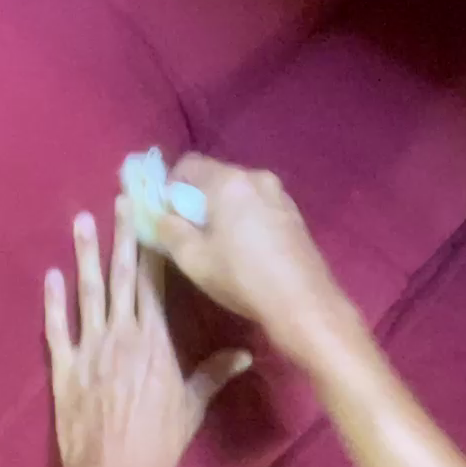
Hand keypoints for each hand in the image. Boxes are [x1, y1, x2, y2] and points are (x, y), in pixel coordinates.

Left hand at [45, 200, 250, 466]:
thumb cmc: (159, 440)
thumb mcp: (192, 404)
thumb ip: (215, 373)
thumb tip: (246, 353)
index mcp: (155, 338)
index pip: (155, 282)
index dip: (152, 247)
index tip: (151, 216)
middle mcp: (123, 332)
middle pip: (123, 275)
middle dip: (122, 235)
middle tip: (118, 199)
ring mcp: (90, 346)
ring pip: (88, 291)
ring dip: (85, 254)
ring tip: (82, 220)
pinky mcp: (64, 365)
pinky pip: (57, 326)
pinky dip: (52, 300)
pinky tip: (51, 274)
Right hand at [155, 154, 349, 343]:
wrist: (303, 302)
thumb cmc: (242, 278)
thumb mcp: (193, 259)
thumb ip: (169, 229)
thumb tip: (162, 215)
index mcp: (228, 181)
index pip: (188, 163)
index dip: (170, 186)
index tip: (168, 215)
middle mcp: (256, 177)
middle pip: (215, 176)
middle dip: (196, 199)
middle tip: (190, 233)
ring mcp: (279, 194)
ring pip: (238, 191)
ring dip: (221, 209)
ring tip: (219, 244)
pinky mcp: (293, 213)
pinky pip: (257, 204)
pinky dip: (244, 217)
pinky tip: (245, 248)